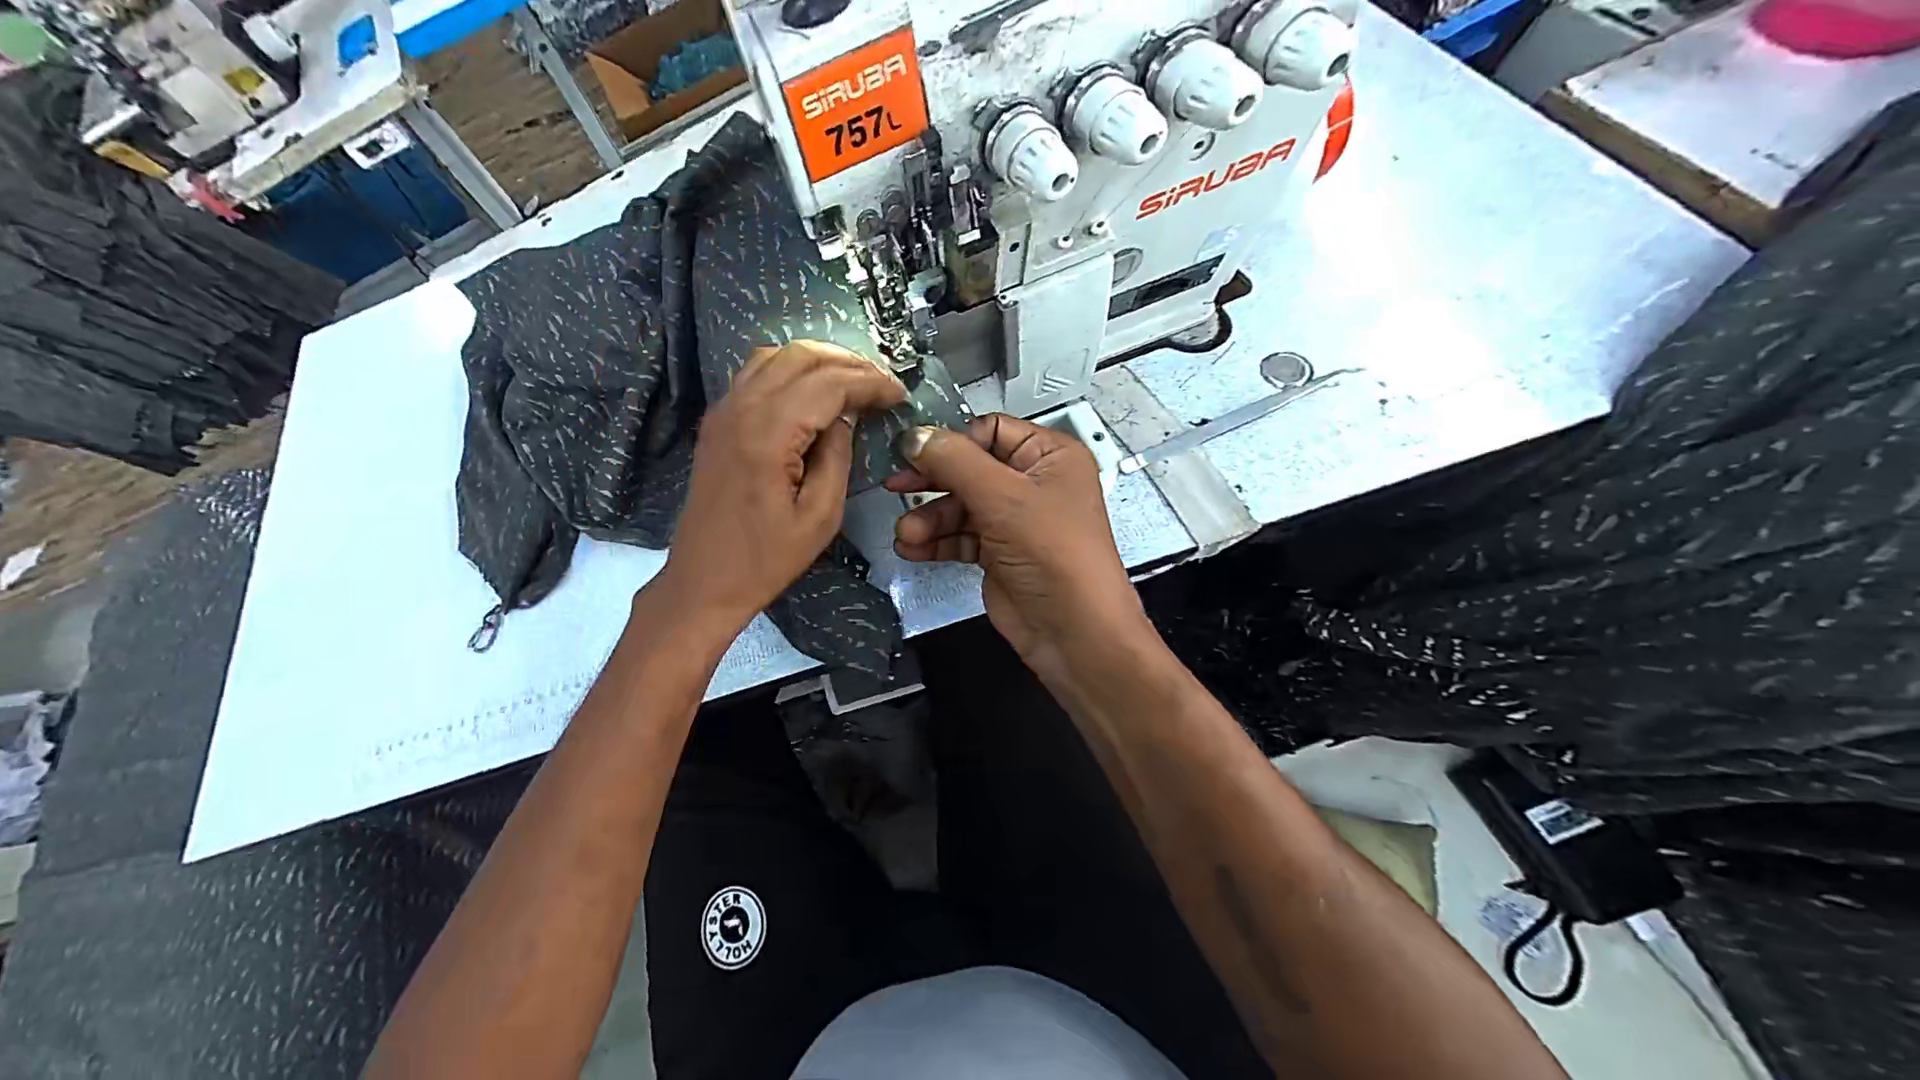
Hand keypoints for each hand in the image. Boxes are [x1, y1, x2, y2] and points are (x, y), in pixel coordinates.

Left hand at [660, 341, 905, 628]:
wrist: (705, 580)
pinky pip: (756, 374)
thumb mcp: (821, 515)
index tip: (899, 394)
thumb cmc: (768, 558)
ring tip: (852, 381)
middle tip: (881, 383)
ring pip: (774, 356)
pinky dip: (790, 370)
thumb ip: (837, 455)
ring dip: (818, 360)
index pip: (828, 383)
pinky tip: (812, 392)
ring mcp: (722, 411)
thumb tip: (846, 415)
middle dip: (847, 362)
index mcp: (768, 434)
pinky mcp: (716, 422)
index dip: (869, 383)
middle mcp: (740, 408)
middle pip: (800, 356)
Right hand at [885, 414, 1149, 675]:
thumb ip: (955, 462)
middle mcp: (1034, 484)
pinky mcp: (999, 552)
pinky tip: (915, 548)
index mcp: (1050, 456)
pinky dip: (936, 541)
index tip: (914, 449)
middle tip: (899, 486)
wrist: (1071, 630)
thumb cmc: (1060, 559)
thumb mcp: (1004, 498)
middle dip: (933, 482)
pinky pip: (960, 536)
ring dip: (929, 518)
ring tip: (908, 533)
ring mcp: (1015, 520)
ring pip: (959, 505)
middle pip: (969, 468)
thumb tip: (918, 437)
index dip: (953, 441)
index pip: (991, 430)